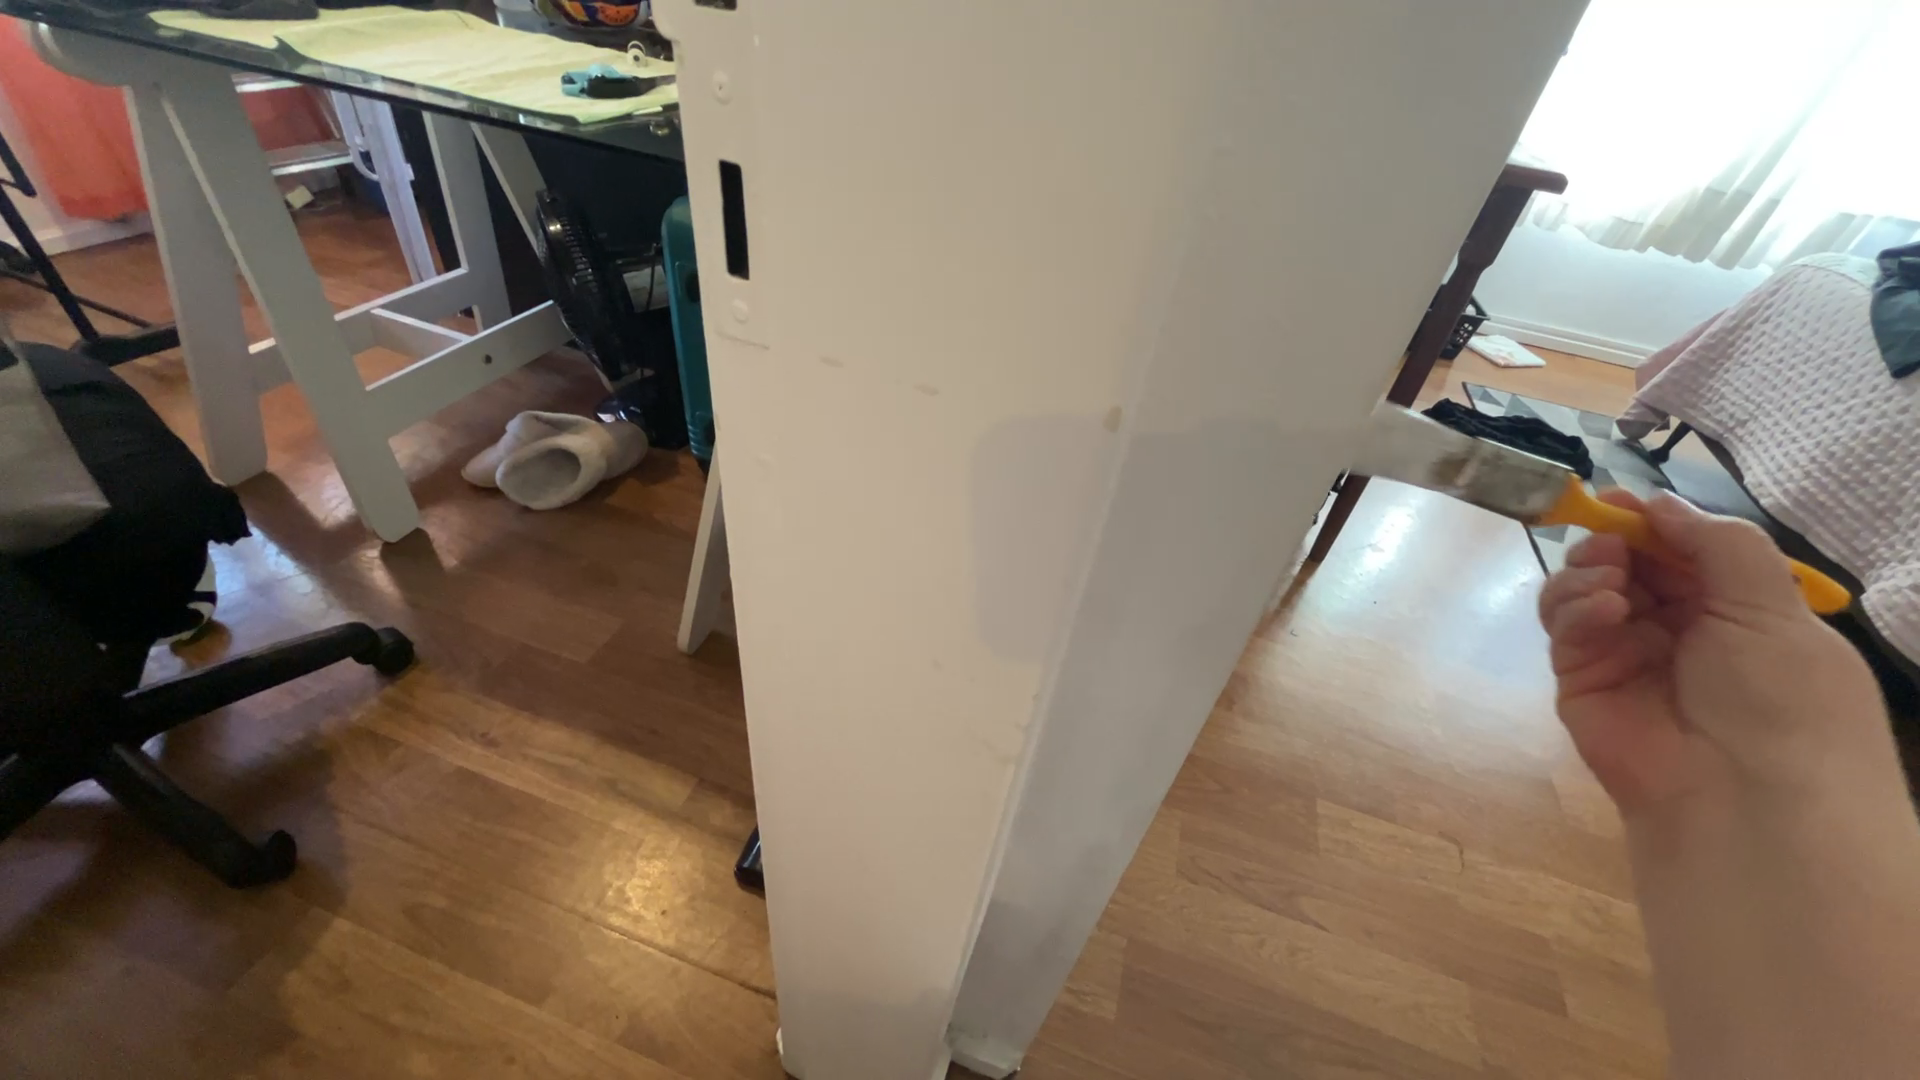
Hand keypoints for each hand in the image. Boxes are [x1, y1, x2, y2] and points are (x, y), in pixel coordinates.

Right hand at [1537, 491, 1890, 817]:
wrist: (1742, 796)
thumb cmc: (1782, 701)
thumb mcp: (1773, 612)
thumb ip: (1719, 546)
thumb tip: (1658, 502)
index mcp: (1734, 609)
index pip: (1680, 550)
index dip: (1651, 521)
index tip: (1619, 499)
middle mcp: (1674, 625)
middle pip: (1624, 563)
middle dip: (1613, 543)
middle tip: (1613, 544)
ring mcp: (1621, 650)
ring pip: (1582, 588)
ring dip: (1589, 573)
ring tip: (1609, 583)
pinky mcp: (1578, 673)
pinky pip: (1564, 625)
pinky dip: (1576, 608)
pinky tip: (1603, 611)